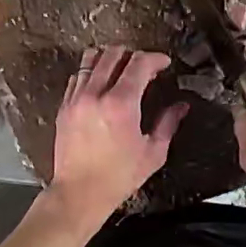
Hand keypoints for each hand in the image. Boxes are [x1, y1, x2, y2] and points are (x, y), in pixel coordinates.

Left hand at [47, 46, 186, 221]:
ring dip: (110, 58)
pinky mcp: (64, 107)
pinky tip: (102, 84)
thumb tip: (181, 107)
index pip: (139, 63)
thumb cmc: (118, 177)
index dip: (155, 58)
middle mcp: (96, 95)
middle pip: (113, 54)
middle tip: (145, 66)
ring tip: (122, 69)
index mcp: (121, 105)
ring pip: (91, 59)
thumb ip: (168, 124)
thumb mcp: (153, 153)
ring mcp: (76, 99)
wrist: (81, 192)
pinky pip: (77, 77)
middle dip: (133, 55)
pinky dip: (91, 73)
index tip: (164, 63)